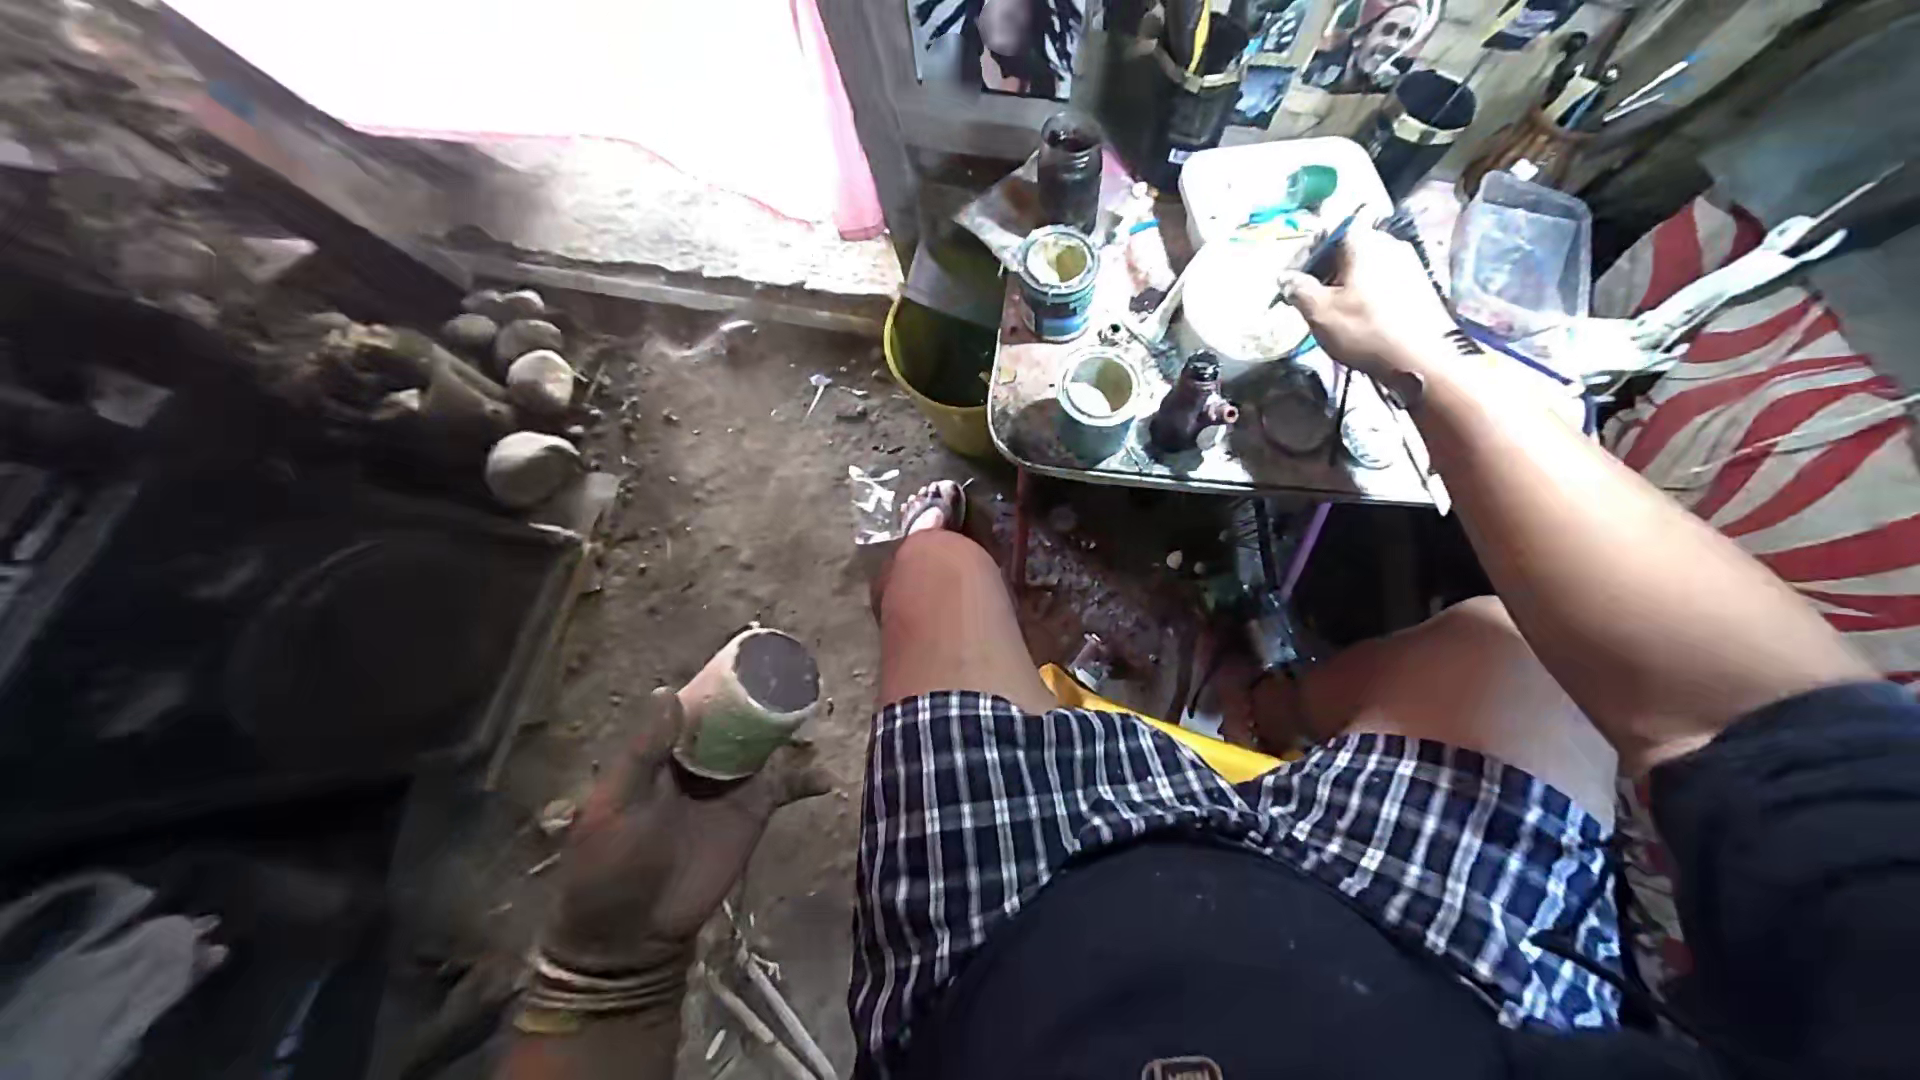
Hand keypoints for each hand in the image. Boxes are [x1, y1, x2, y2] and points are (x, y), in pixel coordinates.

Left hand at [541, 688, 831, 975]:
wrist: (633, 933)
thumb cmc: (610, 865)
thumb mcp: (616, 806)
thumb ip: (644, 751)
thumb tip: (670, 691)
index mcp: (666, 750)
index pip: (697, 705)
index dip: (720, 682)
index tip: (749, 659)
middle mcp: (704, 758)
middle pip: (738, 718)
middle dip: (763, 697)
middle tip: (793, 675)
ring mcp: (733, 783)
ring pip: (766, 743)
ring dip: (788, 726)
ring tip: (812, 705)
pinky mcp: (754, 810)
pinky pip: (786, 787)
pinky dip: (808, 779)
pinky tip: (825, 776)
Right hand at [1276, 224, 1459, 380]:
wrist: (1420, 357)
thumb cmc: (1364, 329)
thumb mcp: (1319, 312)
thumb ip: (1298, 289)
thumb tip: (1285, 277)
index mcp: (1364, 243)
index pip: (1330, 230)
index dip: (1306, 251)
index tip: (1291, 277)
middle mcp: (1390, 243)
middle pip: (1348, 246)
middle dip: (1323, 267)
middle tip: (1306, 294)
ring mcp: (1408, 262)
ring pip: (1365, 263)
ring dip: (1342, 280)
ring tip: (1328, 306)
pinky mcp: (1418, 282)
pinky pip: (1380, 276)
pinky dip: (1362, 288)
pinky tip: (1354, 312)